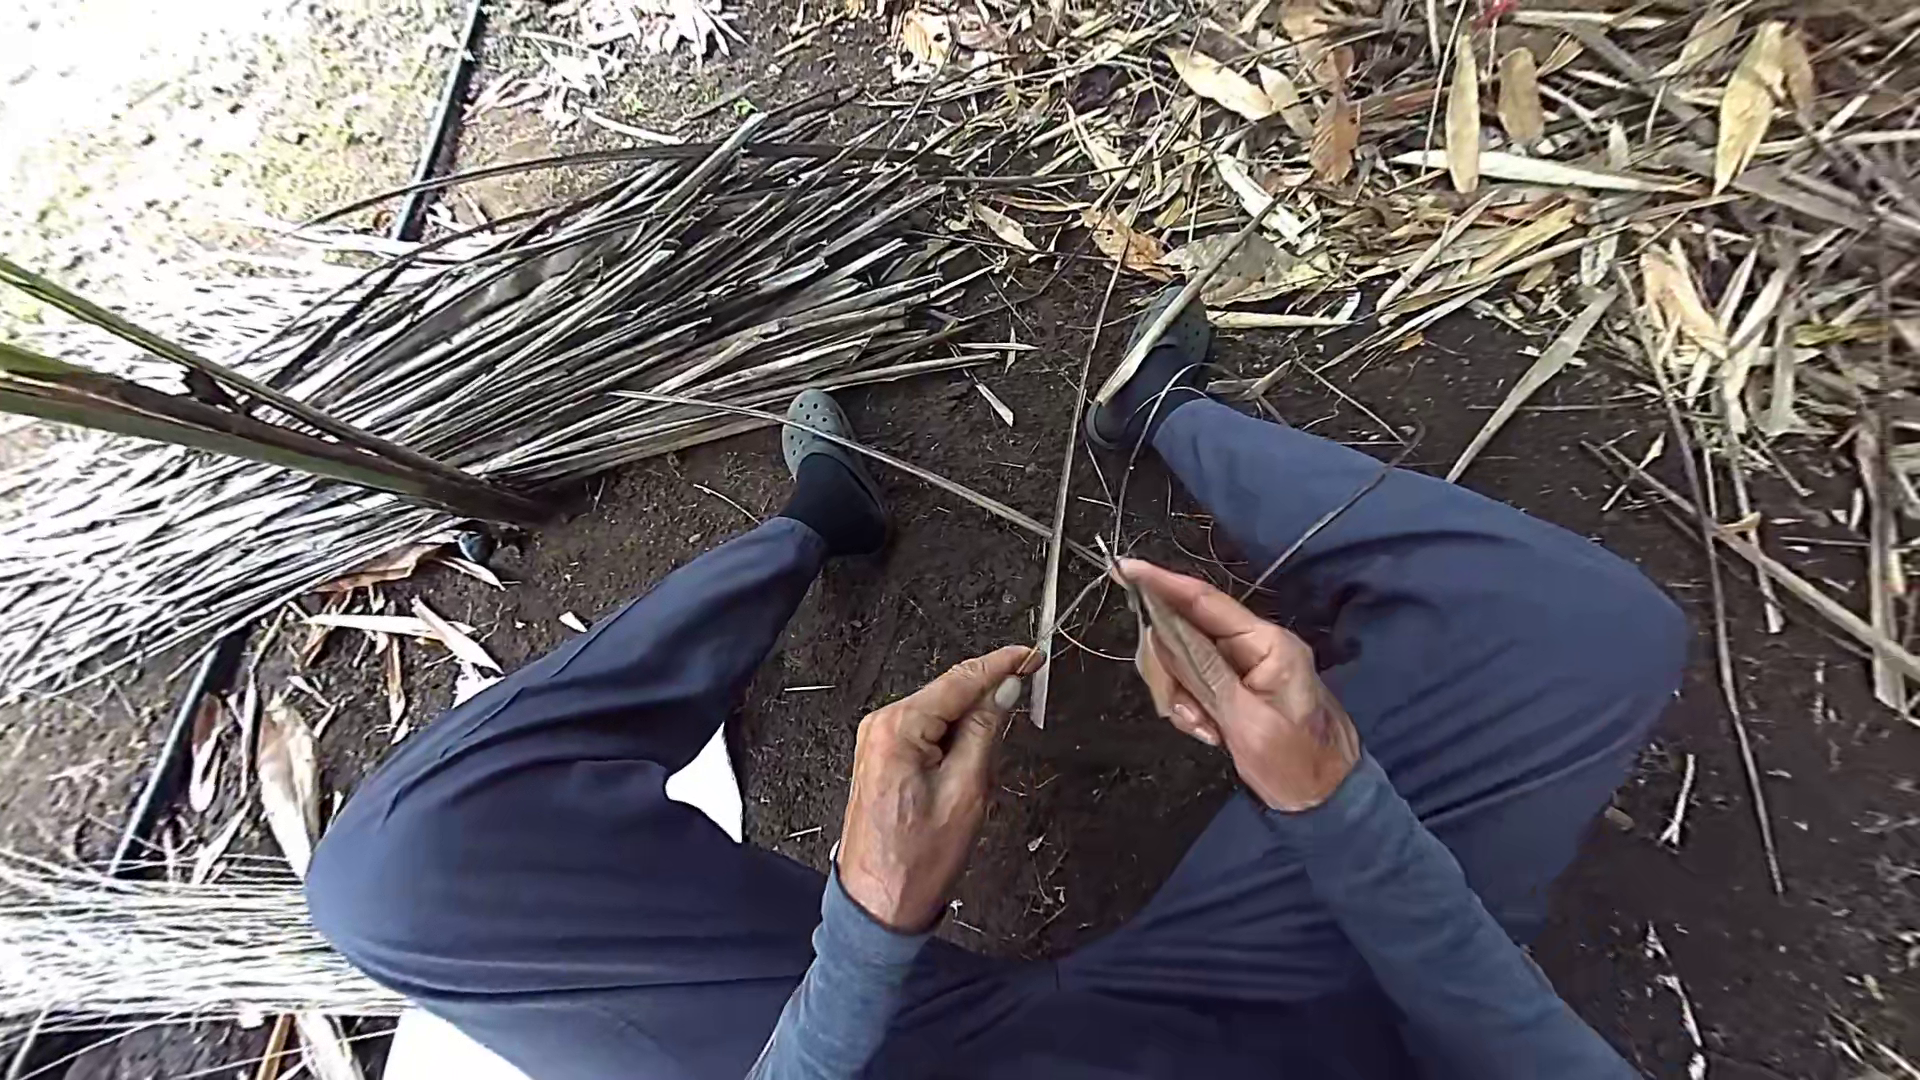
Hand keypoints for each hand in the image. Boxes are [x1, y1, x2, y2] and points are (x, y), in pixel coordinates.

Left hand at [836, 645, 1030, 931]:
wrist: (876, 907)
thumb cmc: (916, 861)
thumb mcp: (966, 791)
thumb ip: (985, 730)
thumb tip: (1004, 689)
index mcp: (898, 727)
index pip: (960, 680)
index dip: (1001, 664)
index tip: (1030, 655)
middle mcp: (882, 724)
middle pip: (948, 691)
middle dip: (988, 690)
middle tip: (1028, 684)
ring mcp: (878, 737)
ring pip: (940, 710)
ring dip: (973, 715)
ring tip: (999, 737)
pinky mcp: (882, 753)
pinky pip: (927, 728)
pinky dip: (954, 731)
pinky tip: (972, 749)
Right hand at [1119, 558, 1361, 811]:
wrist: (1321, 799)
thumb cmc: (1297, 761)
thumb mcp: (1250, 721)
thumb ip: (1206, 673)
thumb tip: (1163, 632)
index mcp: (1263, 642)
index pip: (1202, 600)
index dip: (1160, 582)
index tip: (1123, 568)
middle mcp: (1244, 643)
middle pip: (1175, 629)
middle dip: (1167, 668)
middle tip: (1177, 708)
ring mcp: (1229, 662)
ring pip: (1170, 656)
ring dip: (1173, 693)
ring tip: (1200, 726)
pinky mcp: (1218, 682)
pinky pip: (1178, 679)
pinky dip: (1180, 705)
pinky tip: (1204, 730)